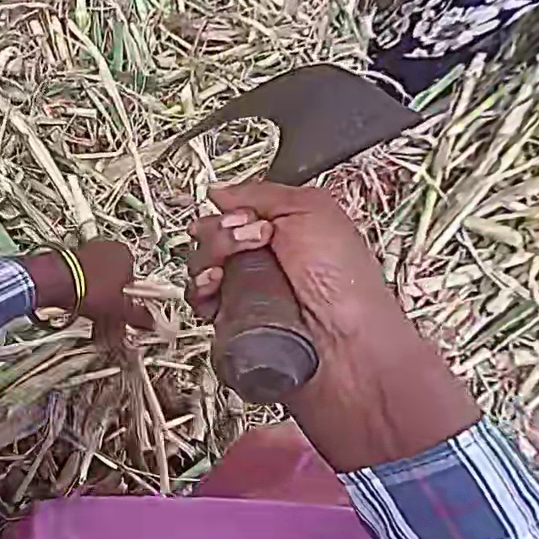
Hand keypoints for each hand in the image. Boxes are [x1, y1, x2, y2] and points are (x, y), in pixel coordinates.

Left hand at [22, 239, 150, 346]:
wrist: (54, 282)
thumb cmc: (89, 286)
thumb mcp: (119, 308)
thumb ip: (137, 315)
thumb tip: (148, 322)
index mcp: (125, 253)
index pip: (134, 281)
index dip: (130, 303)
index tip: (125, 316)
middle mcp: (106, 248)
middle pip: (114, 284)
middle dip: (111, 306)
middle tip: (109, 323)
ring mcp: (85, 254)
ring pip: (97, 285)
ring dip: (97, 305)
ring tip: (93, 321)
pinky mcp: (67, 262)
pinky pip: (80, 282)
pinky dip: (82, 297)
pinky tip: (78, 311)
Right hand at [184, 182, 479, 470]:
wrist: (342, 346)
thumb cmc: (343, 281)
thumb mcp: (312, 210)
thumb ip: (261, 194)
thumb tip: (217, 192)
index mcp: (282, 233)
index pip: (231, 213)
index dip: (231, 214)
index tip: (249, 222)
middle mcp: (259, 261)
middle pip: (209, 236)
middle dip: (220, 235)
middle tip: (253, 243)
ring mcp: (241, 292)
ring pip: (198, 266)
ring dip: (207, 261)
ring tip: (230, 272)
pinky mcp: (227, 321)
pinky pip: (195, 299)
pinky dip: (198, 291)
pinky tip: (214, 290)